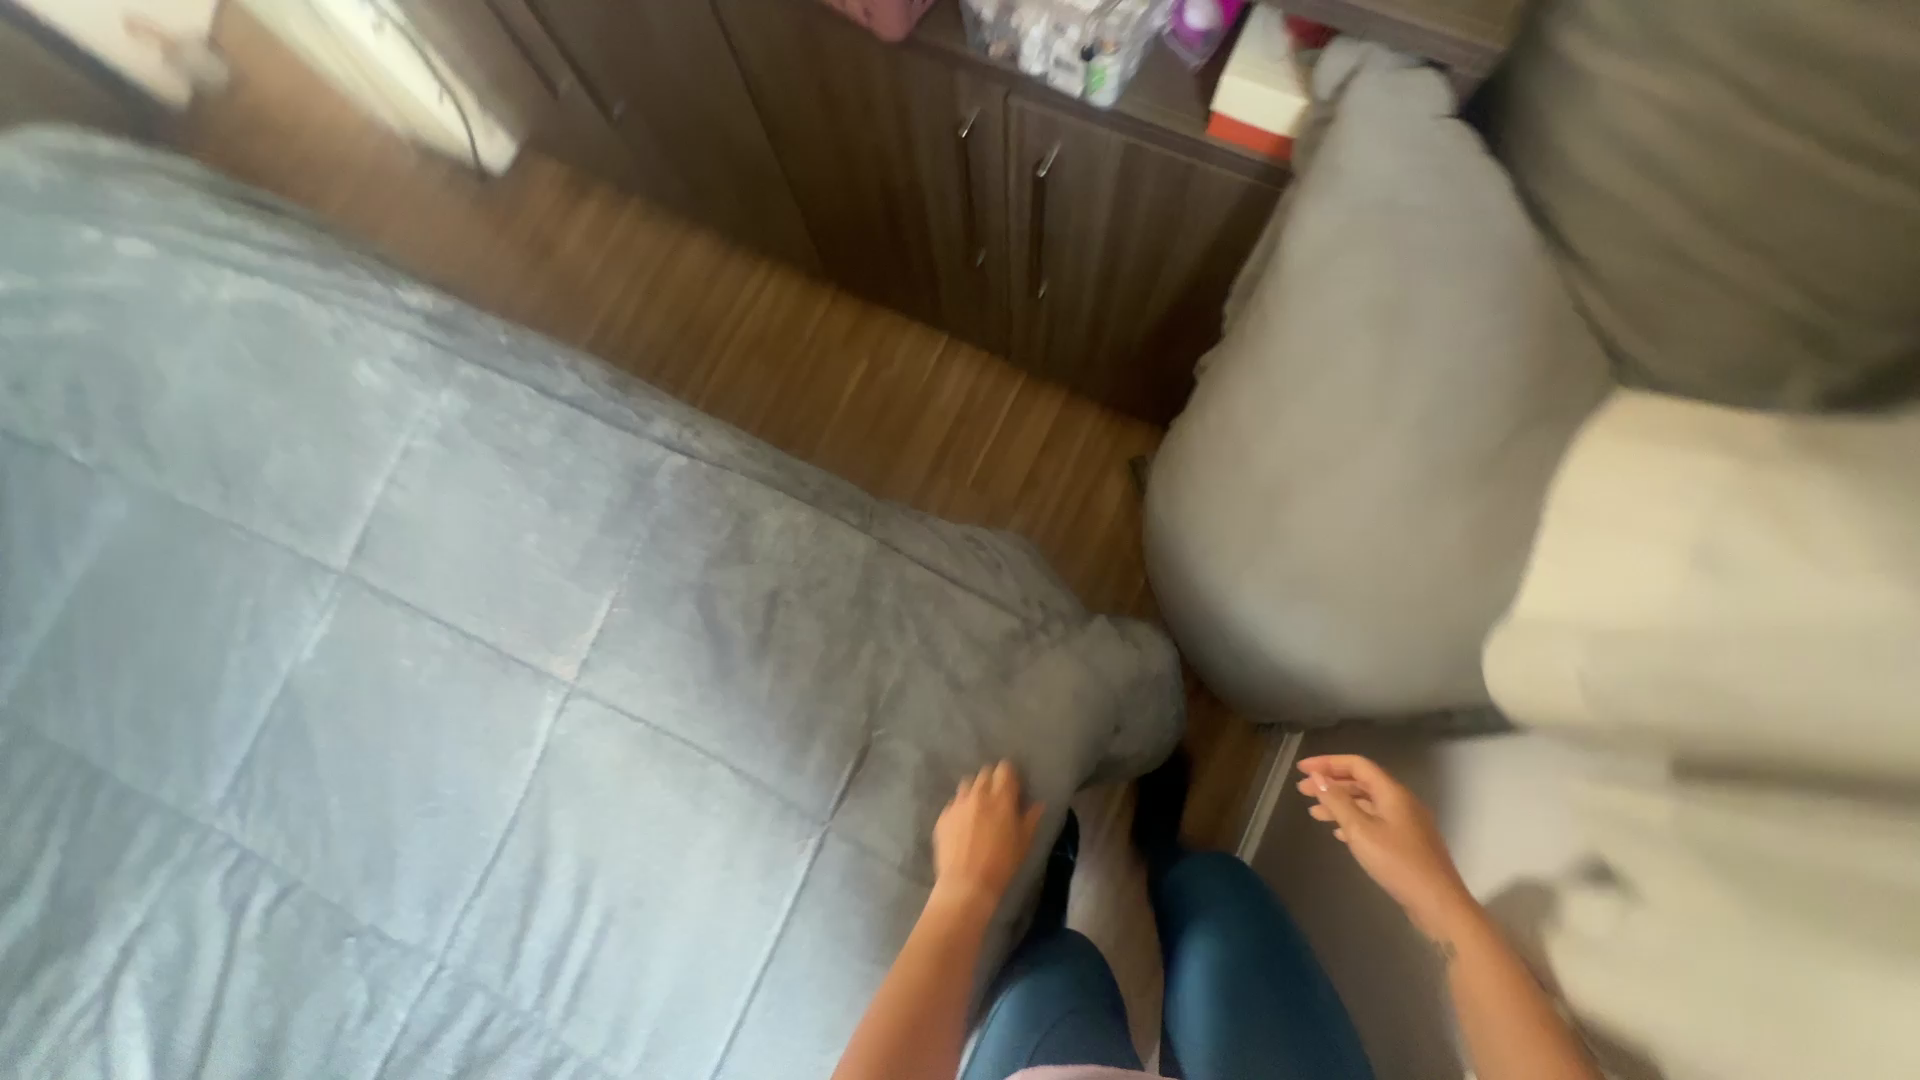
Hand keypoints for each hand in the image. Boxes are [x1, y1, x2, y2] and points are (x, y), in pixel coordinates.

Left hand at [932, 761, 1043, 911]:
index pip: (1005, 769)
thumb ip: (1031, 818)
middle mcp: (978, 794)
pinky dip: (960, 808)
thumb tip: (1037, 804)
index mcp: (1001, 797)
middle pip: (985, 773)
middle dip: (992, 780)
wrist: (966, 884)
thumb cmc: (1002, 864)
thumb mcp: (1024, 842)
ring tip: (979, 808)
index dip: (1009, 775)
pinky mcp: (943, 816)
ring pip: (967, 784)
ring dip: (975, 791)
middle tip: (998, 797)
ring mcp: (958, 804)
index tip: (1013, 786)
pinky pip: (953, 803)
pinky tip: (963, 825)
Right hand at [1297, 754, 1475, 937]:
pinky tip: (1339, 834)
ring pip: (1367, 803)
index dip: (1327, 763)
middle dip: (1331, 784)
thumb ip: (1337, 801)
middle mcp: (1401, 802)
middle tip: (1303, 790)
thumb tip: (1317, 777)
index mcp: (1392, 793)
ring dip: (1340, 804)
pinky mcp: (1407, 842)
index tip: (1302, 769)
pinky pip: (1375, 821)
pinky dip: (1354, 821)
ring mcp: (1407, 823)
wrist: (1439, 904)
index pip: (1357, 765)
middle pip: (1361, 782)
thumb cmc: (1397, 862)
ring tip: (1315, 814)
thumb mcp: (1360, 830)